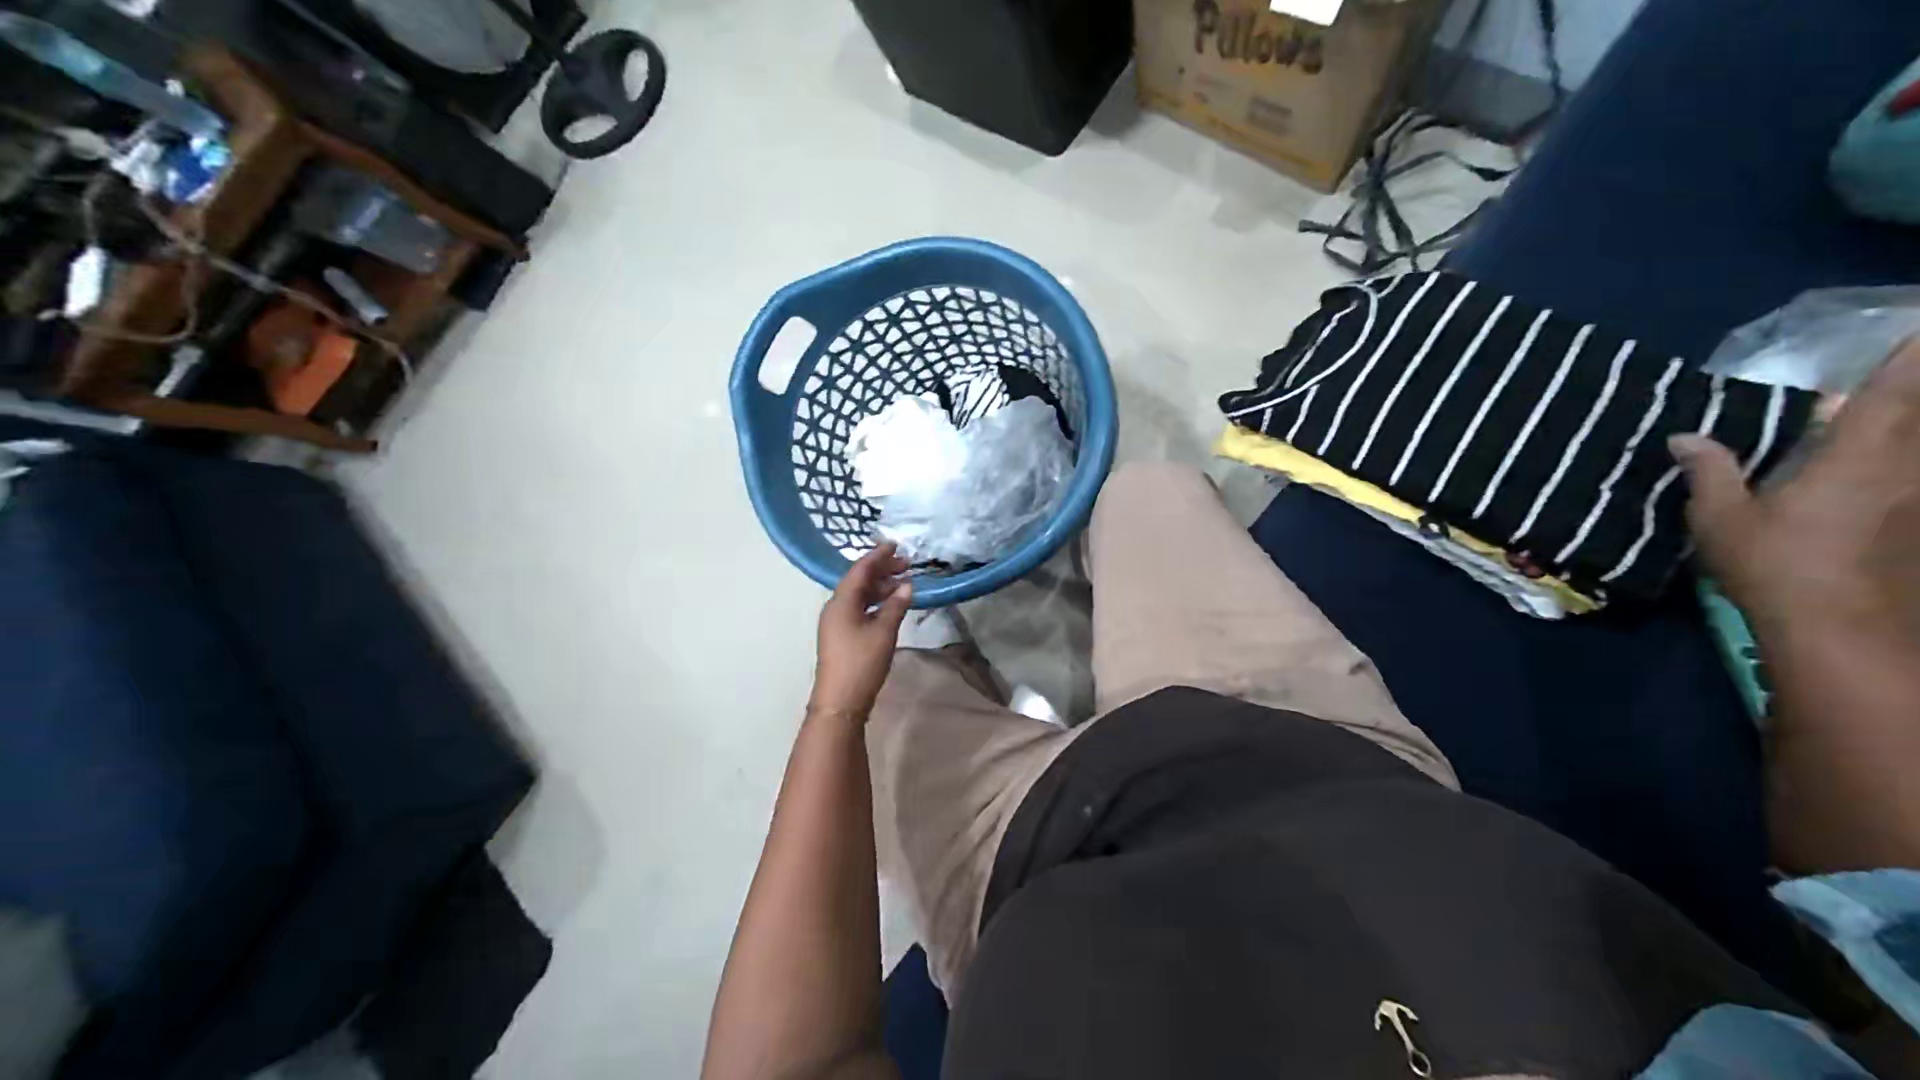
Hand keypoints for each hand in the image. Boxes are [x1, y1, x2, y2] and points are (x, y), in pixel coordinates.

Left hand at [808, 542, 912, 724]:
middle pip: (858, 581)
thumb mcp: (884, 632)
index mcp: (841, 602)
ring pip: (859, 596)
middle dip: (881, 571)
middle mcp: (835, 608)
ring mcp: (836, 623)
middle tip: (906, 564)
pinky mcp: (841, 636)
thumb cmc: (861, 663)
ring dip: (880, 588)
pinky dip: (875, 603)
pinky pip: (859, 609)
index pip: (860, 570)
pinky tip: (891, 606)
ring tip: (903, 584)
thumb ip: (896, 605)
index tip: (895, 545)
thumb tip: (907, 585)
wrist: (840, 702)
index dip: (878, 556)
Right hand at [1672, 338, 1919, 640]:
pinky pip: (1915, 477)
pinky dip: (1902, 460)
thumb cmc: (1776, 567)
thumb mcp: (1722, 520)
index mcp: (1857, 458)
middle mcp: (1908, 467)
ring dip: (1907, 425)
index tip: (1914, 326)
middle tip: (1902, 367)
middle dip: (1917, 385)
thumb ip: (1711, 472)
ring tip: (1879, 422)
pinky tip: (1881, 472)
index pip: (1893, 391)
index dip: (1908, 356)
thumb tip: (1686, 436)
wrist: (1843, 630)